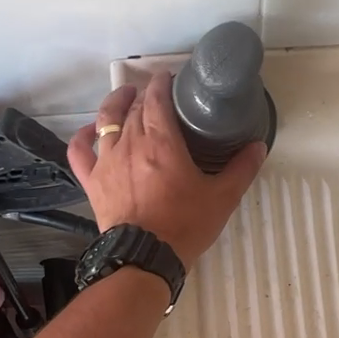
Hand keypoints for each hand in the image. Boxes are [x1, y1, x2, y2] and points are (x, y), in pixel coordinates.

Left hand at [67, 70, 266, 269]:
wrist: (144, 258)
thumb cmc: (184, 226)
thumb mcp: (222, 198)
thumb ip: (242, 169)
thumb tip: (259, 147)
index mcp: (162, 142)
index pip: (157, 99)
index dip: (162, 83)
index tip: (170, 79)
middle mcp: (130, 143)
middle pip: (135, 108)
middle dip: (146, 95)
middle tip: (158, 96)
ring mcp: (107, 161)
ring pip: (106, 120)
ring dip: (116, 104)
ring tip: (125, 98)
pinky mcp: (92, 181)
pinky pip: (80, 150)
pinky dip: (83, 136)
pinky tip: (91, 131)